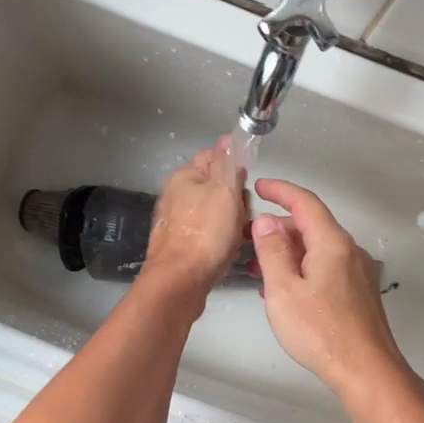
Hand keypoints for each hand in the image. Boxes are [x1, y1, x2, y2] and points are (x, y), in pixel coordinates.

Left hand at [139, 138, 248, 295]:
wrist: (180, 282)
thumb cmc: (206, 234)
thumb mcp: (224, 189)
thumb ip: (228, 163)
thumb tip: (229, 140)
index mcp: (184, 176)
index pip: (216, 157)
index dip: (236, 169)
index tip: (246, 186)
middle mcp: (176, 196)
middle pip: (217, 188)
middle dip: (236, 201)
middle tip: (242, 216)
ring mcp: (177, 222)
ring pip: (215, 214)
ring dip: (232, 224)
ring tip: (237, 237)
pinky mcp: (181, 246)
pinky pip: (208, 235)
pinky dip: (220, 241)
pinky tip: (226, 252)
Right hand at [249, 178, 405, 394]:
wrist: (364, 369)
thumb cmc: (322, 332)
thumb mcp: (283, 290)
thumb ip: (272, 251)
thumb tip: (266, 222)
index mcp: (332, 244)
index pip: (305, 202)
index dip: (280, 191)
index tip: (260, 186)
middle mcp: (349, 252)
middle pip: (312, 225)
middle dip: (279, 227)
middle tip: (250, 238)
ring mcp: (357, 273)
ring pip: (318, 249)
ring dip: (289, 251)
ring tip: (261, 267)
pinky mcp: (358, 293)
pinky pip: (326, 267)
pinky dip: (303, 267)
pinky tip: (286, 288)